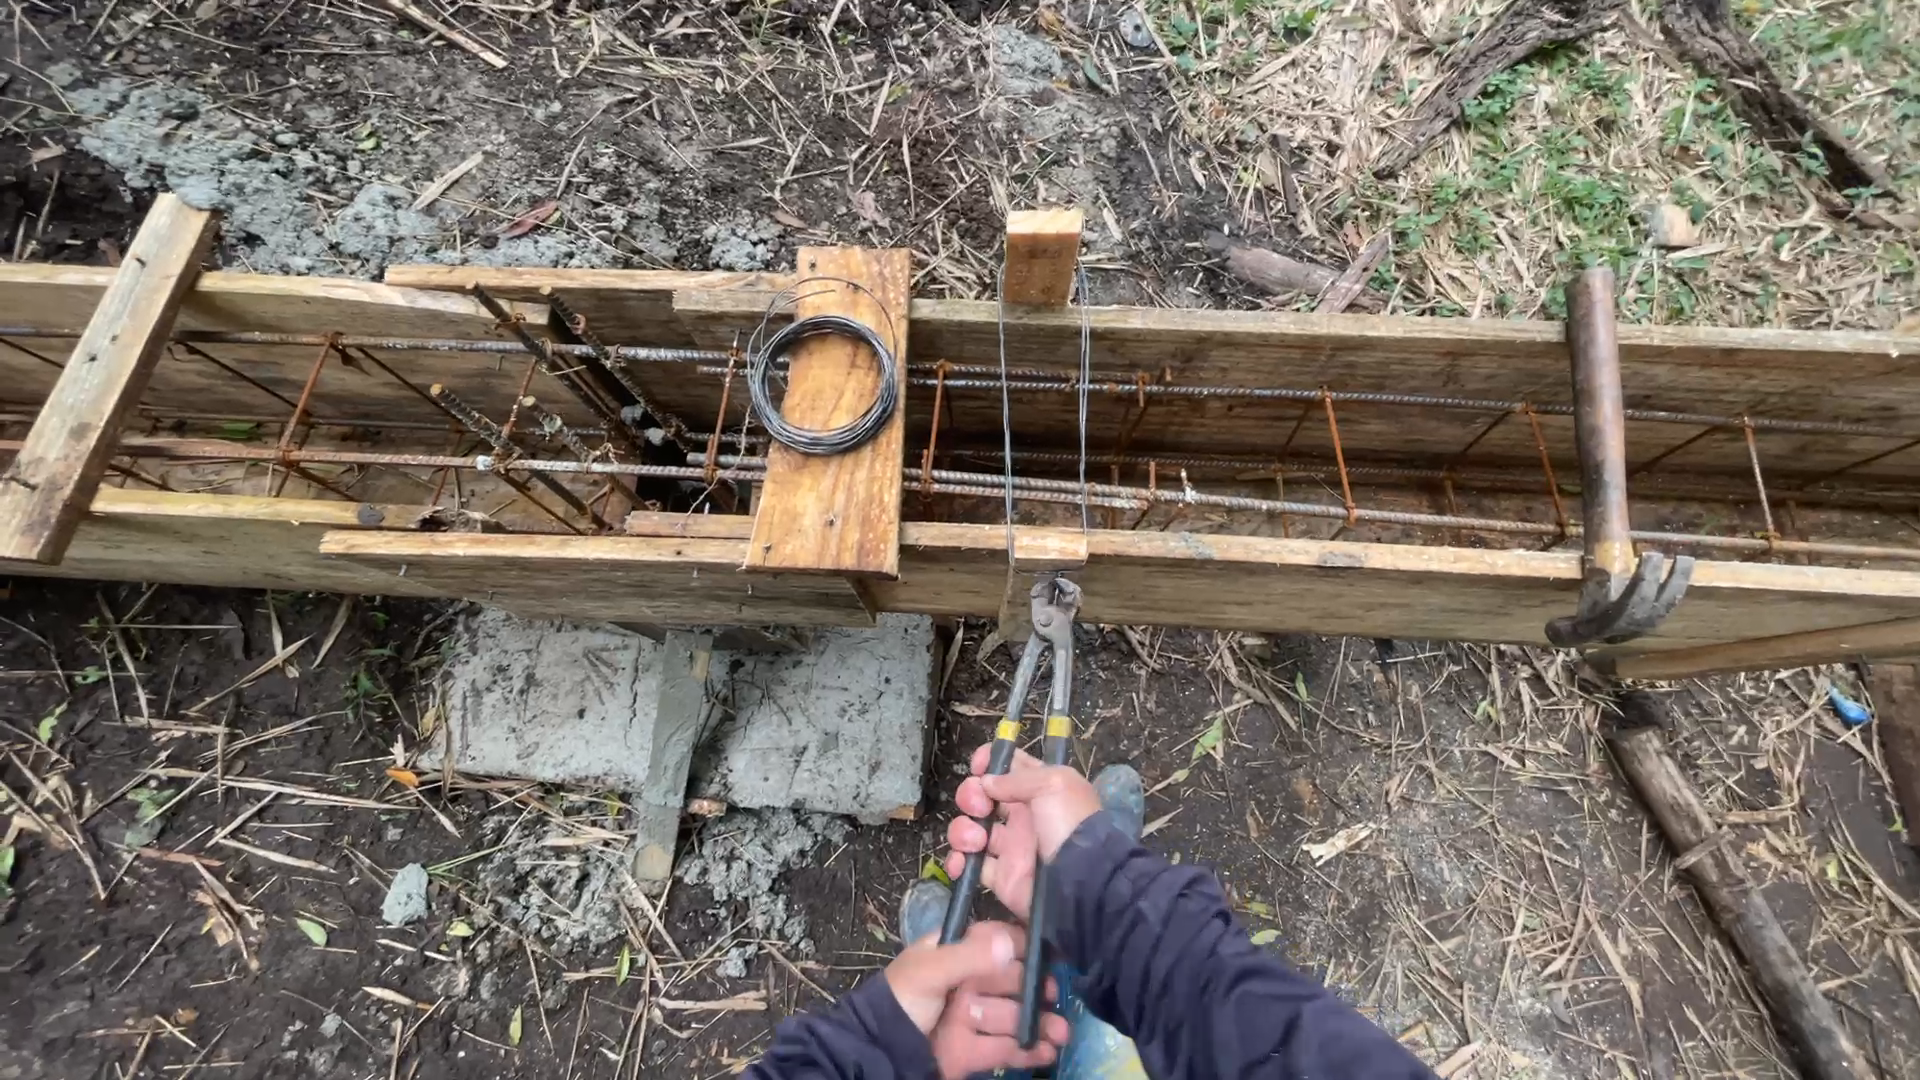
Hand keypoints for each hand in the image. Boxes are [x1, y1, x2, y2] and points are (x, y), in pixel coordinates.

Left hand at [885, 921, 1070, 1078]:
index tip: (1048, 953)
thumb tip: (1010, 942)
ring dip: (1038, 1022)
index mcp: (954, 953)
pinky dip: (1027, 1050)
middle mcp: (966, 982)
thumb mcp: (931, 970)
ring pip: (1011, 1015)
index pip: (993, 942)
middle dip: (1035, 988)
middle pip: (1009, 981)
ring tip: (1061, 1031)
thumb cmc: (903, 999)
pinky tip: (1047, 1051)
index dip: (1021, 947)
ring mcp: (969, 1017)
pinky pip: (1004, 1048)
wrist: (877, 1054)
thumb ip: (969, 955)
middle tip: (1056, 995)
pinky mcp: (970, 1051)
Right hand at [943, 744, 1102, 919]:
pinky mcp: (1001, 877)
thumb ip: (1017, 777)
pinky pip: (971, 866)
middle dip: (970, 795)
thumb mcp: (1054, 784)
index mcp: (1038, 789)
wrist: (1083, 880)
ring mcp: (1009, 846)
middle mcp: (1021, 815)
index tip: (978, 767)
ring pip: (971, 829)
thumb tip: (986, 783)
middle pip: (981, 795)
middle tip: (979, 806)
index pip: (1008, 765)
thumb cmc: (1070, 823)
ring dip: (963, 829)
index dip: (989, 761)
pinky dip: (958, 862)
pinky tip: (962, 862)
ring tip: (976, 840)